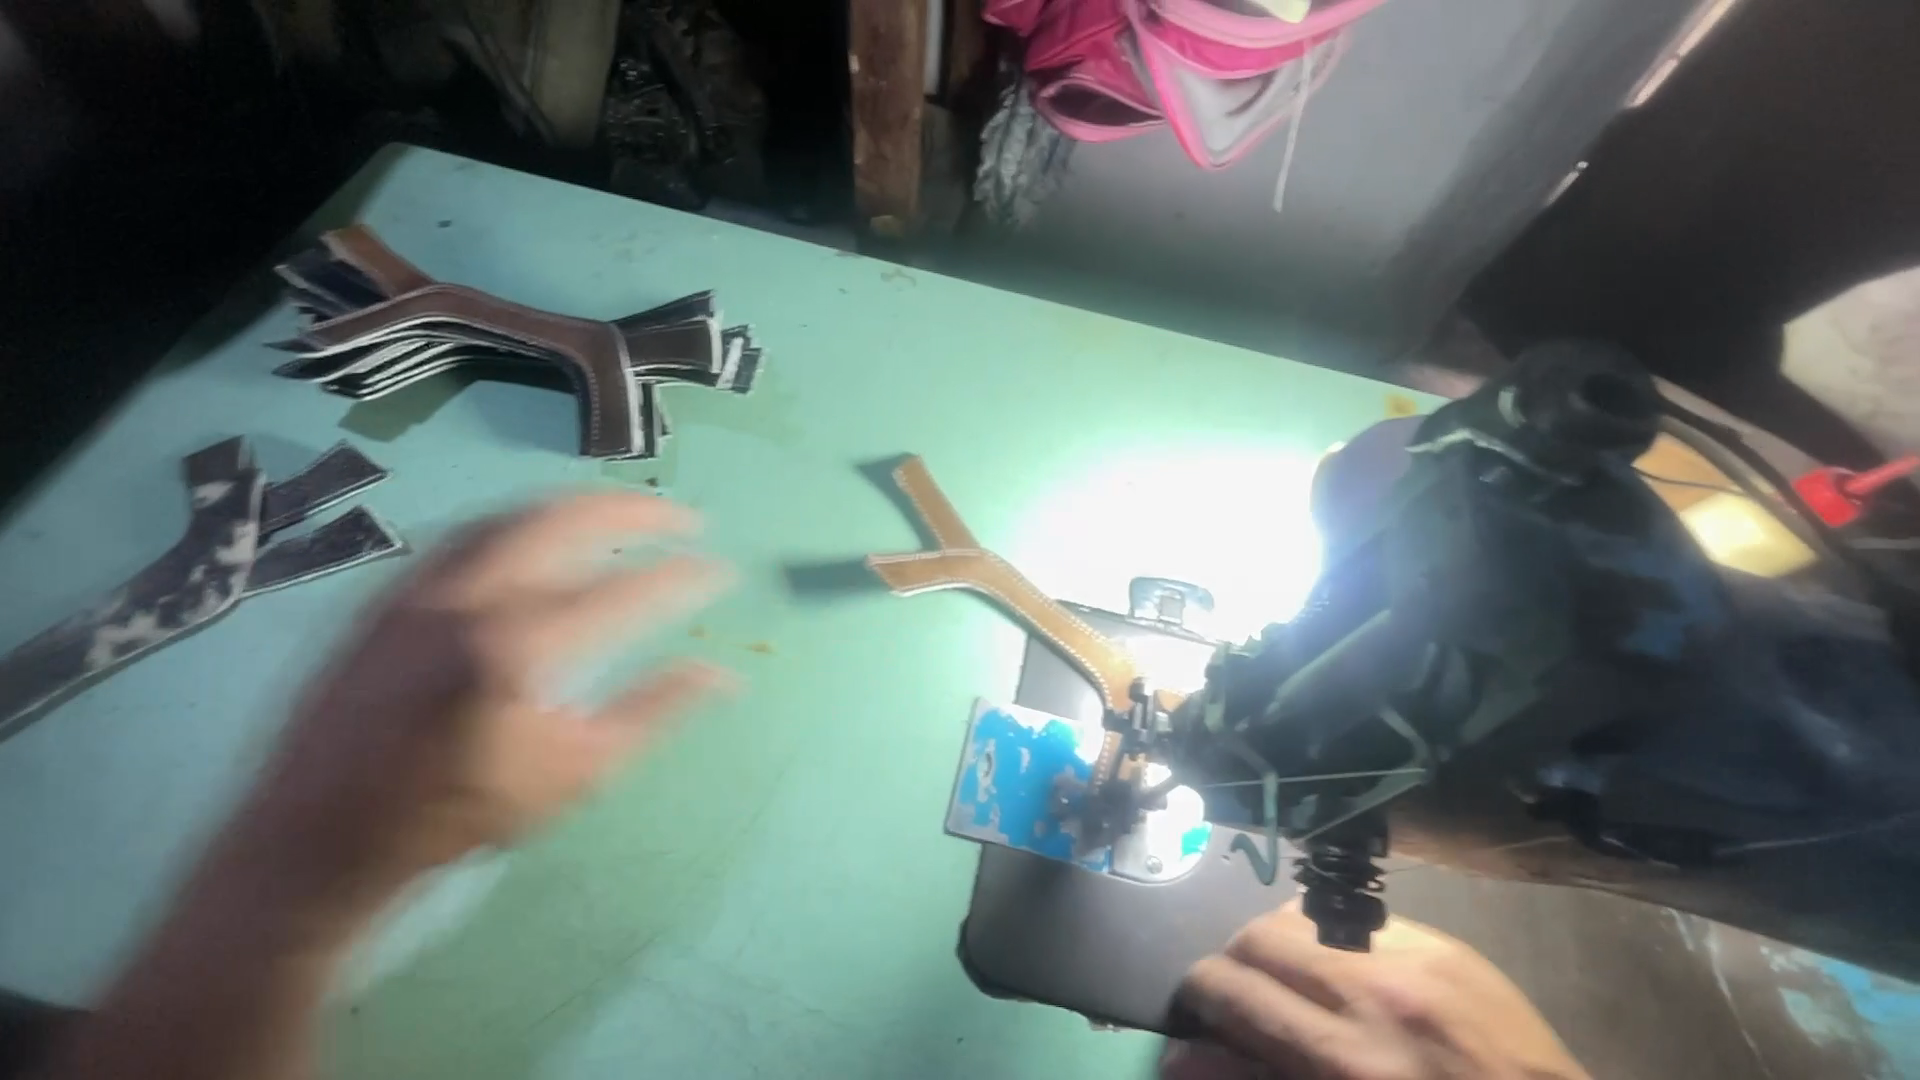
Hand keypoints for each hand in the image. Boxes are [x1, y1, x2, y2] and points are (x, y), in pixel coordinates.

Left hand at [234, 494, 734, 901]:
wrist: (316, 841)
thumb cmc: (461, 813)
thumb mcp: (576, 772)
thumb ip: (655, 710)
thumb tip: (724, 675)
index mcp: (519, 647)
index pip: (629, 592)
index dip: (687, 578)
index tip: (724, 572)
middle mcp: (468, 597)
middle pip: (567, 519)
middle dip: (638, 510)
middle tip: (685, 517)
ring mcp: (420, 587)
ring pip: (514, 516)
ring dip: (581, 508)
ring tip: (625, 517)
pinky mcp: (387, 594)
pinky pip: (468, 536)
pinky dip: (524, 525)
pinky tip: (545, 542)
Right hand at [1170, 903, 1588, 1079]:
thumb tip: (1180, 1058)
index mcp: (1351, 1065)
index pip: (1233, 992)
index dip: (1197, 997)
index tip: (1196, 1014)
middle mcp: (1377, 997)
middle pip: (1256, 938)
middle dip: (1231, 964)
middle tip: (1238, 998)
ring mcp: (1415, 960)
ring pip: (1295, 914)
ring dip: (1274, 946)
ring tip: (1289, 982)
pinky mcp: (1444, 944)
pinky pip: (1349, 914)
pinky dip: (1323, 937)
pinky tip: (1339, 970)